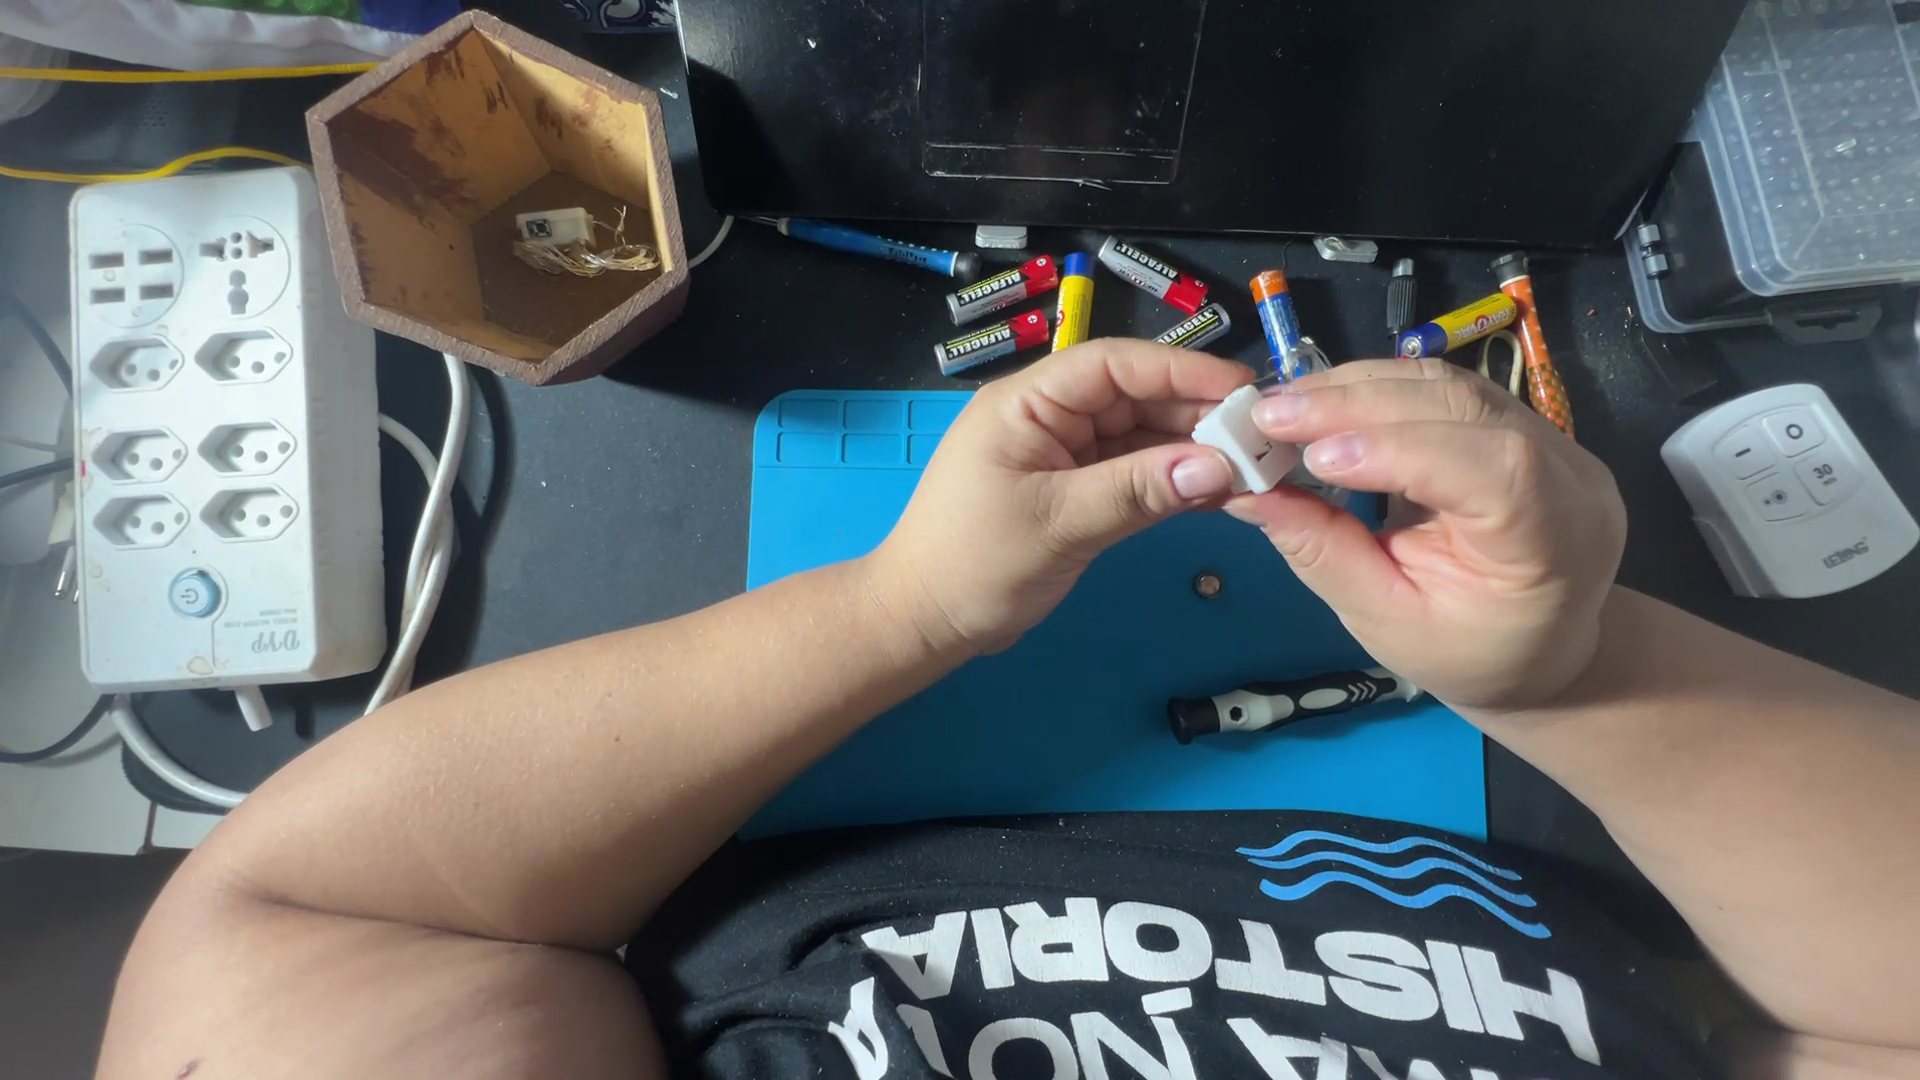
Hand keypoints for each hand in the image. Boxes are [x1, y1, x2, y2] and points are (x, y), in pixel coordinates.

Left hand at [872, 340, 1251, 654]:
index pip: (1112, 365)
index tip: (1242, 392)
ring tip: (1251, 466)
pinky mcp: (1073, 490)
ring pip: (1138, 437)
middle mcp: (1048, 418)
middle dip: (1195, 413)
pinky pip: (1130, 474)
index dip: (1181, 370)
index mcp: (1027, 403)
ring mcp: (1062, 455)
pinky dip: (1169, 482)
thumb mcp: (1056, 523)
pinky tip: (1214, 491)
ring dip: (1189, 450)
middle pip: (1133, 397)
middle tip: (1260, 438)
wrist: (927, 619)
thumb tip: (1220, 466)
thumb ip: (1137, 492)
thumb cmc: (973, 564)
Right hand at [1229, 358, 1625, 710]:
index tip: (1313, 459)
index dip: (1399, 451)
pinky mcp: (1510, 422)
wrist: (1538, 645)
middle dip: (1356, 404)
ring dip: (1353, 386)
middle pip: (1461, 407)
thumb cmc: (1462, 650)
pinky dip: (1367, 387)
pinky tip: (1316, 400)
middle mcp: (1565, 472)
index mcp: (1553, 542)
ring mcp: (1544, 437)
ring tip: (1280, 404)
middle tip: (1267, 415)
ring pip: (1444, 383)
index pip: (1492, 470)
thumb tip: (1245, 494)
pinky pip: (1436, 388)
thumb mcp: (1382, 619)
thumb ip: (1321, 554)